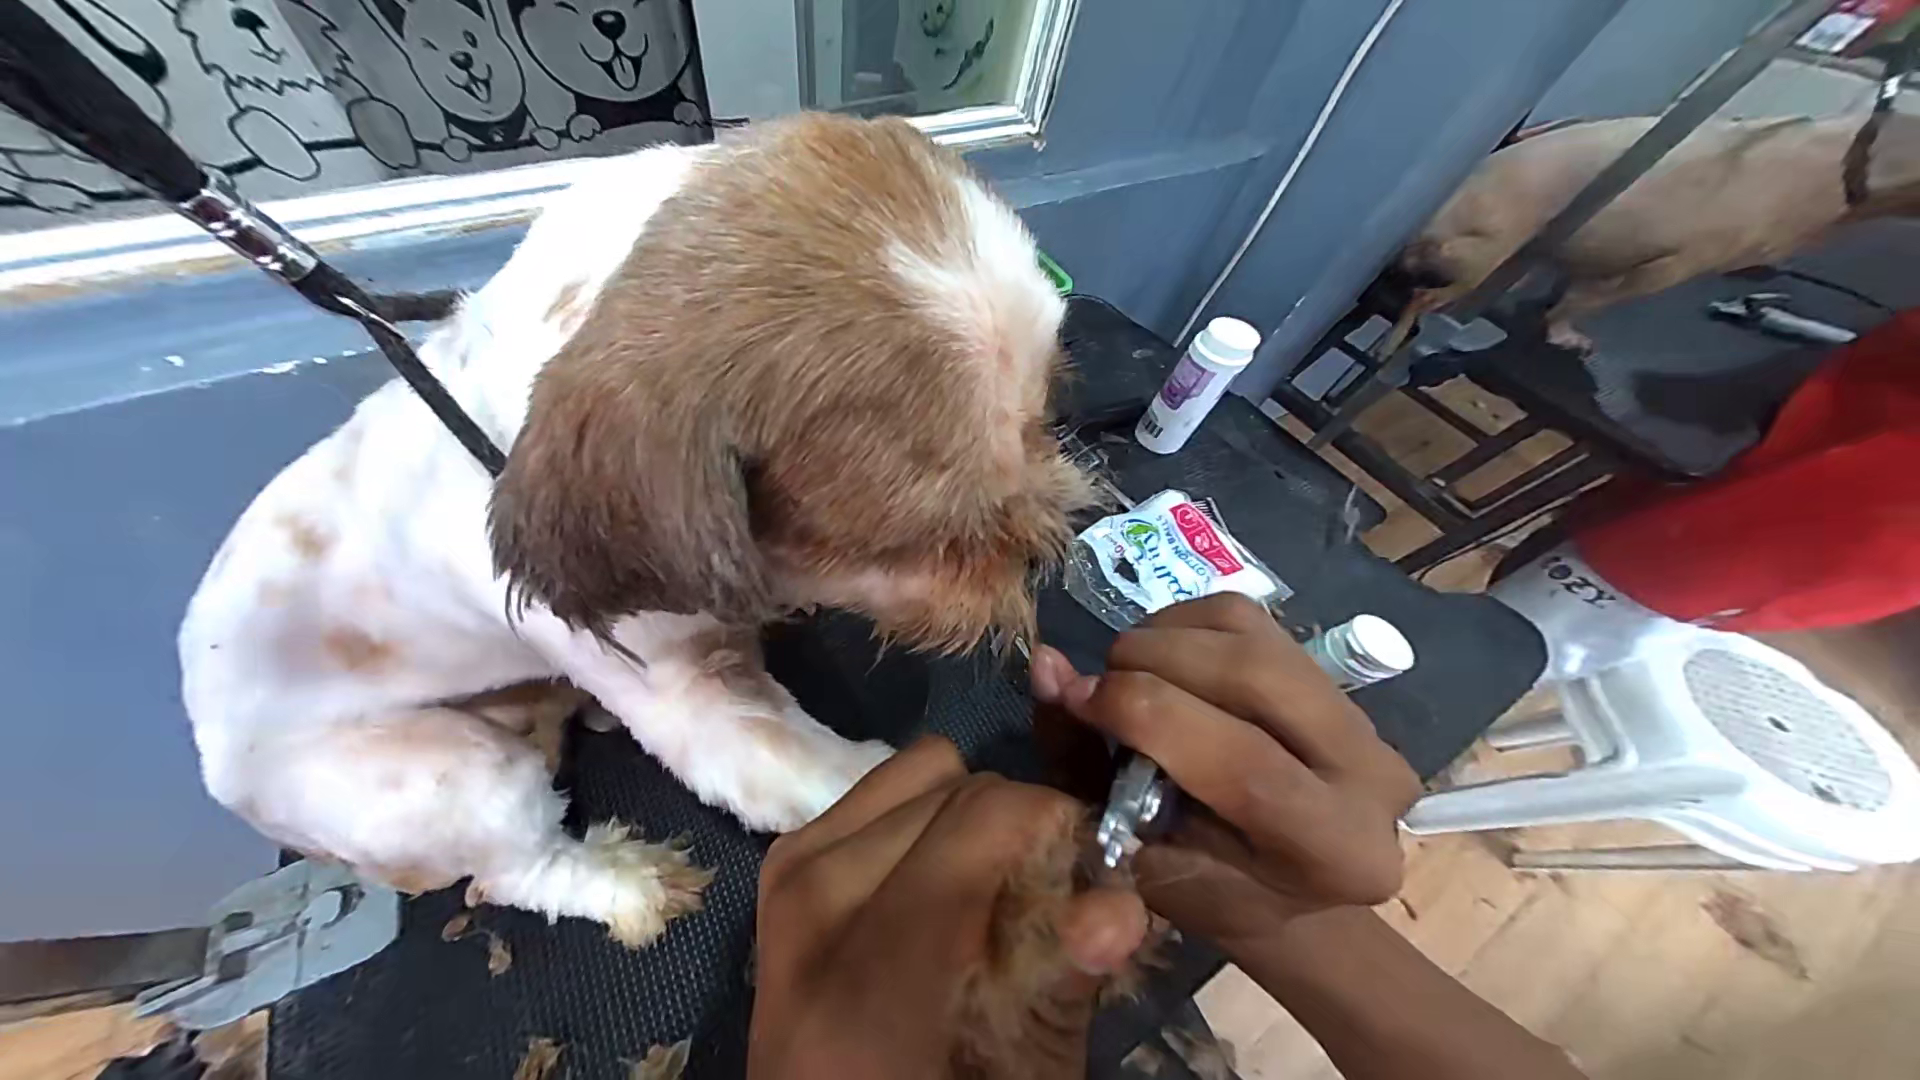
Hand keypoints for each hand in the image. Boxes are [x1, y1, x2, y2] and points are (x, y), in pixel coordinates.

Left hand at [749, 736, 1146, 1079]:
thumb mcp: (1016, 1075)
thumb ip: (1062, 978)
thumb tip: (1122, 904)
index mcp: (870, 972)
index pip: (986, 817)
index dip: (1056, 825)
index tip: (1088, 869)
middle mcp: (819, 898)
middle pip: (961, 789)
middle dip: (1022, 823)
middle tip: (1038, 886)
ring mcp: (795, 865)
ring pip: (929, 767)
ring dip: (972, 812)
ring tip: (976, 880)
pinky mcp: (789, 851)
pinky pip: (890, 779)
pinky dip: (929, 807)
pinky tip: (929, 867)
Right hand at [1030, 595, 1420, 944]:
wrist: (1279, 876)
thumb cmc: (1201, 882)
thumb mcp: (1127, 844)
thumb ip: (1080, 755)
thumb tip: (1047, 661)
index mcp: (1336, 851)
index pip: (1248, 767)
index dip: (1149, 715)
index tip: (1081, 699)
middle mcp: (1372, 775)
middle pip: (1253, 676)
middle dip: (1153, 662)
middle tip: (1103, 684)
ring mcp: (1358, 712)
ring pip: (1246, 634)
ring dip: (1163, 637)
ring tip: (1130, 673)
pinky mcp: (1326, 668)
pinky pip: (1242, 615)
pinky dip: (1180, 622)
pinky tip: (1163, 658)